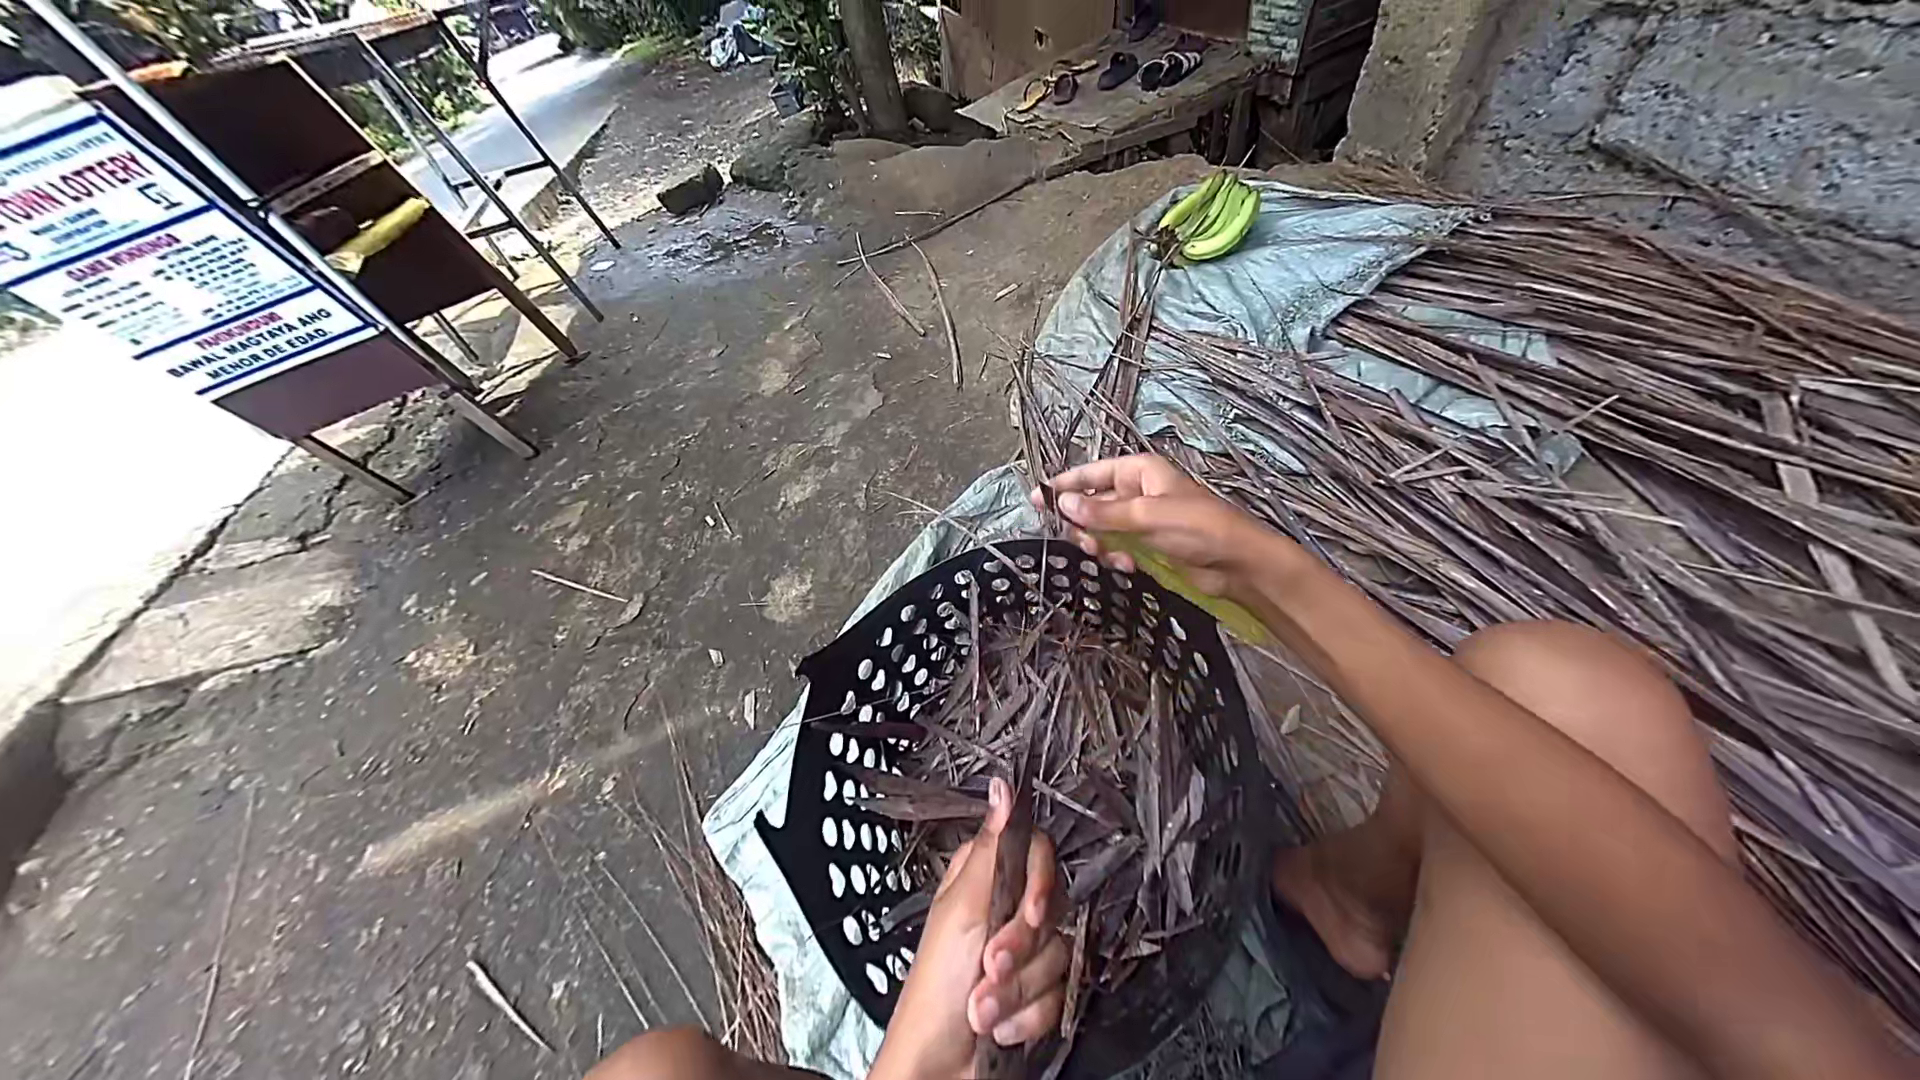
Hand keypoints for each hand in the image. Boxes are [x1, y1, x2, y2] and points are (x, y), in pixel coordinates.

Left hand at [870, 779, 1066, 1079]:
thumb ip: (992, 847)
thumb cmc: (936, 987)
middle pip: (1051, 904)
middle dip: (1022, 946)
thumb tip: (1004, 786)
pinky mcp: (1036, 989)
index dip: (1040, 883)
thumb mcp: (963, 907)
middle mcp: (1006, 905)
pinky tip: (1000, 1024)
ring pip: (1057, 952)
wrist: (939, 1071)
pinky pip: (1058, 992)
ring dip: (1019, 988)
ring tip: (983, 1004)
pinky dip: (1027, 1014)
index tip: (1029, 909)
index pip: (1036, 851)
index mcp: (985, 874)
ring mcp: (1023, 949)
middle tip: (989, 963)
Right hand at [1031, 454, 1281, 596]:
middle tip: (1080, 539)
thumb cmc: (1201, 528)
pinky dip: (1115, 556)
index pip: (1091, 473)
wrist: (1238, 565)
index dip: (1064, 485)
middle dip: (1082, 522)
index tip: (1039, 499)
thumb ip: (1103, 511)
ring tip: (1106, 554)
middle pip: (1092, 503)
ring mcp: (1141, 520)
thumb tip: (1063, 503)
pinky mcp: (1146, 545)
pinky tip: (1127, 565)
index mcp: (1140, 472)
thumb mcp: (1148, 516)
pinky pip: (1115, 547)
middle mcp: (1137, 492)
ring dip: (1098, 542)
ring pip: (1100, 528)